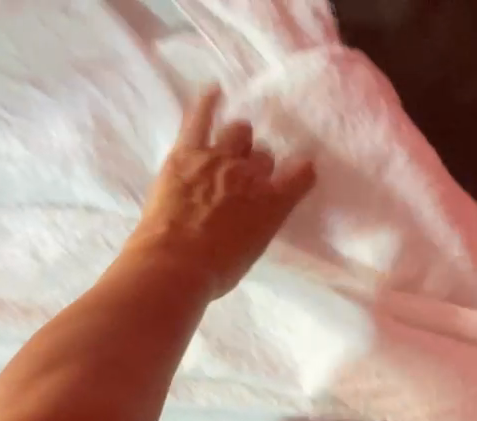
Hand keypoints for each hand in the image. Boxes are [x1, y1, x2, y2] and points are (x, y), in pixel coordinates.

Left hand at [124, 87, 316, 299]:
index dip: (300, 172)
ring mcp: (220, 158)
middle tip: (245, 178)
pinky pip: (200, 117)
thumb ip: (258, 227)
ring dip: (238, 138)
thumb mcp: (250, 253)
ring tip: (231, 145)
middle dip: (257, 165)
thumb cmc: (214, 272)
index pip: (300, 176)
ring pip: (238, 132)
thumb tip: (253, 218)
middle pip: (263, 156)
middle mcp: (252, 176)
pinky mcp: (188, 151)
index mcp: (273, 205)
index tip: (300, 172)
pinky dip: (207, 102)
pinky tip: (212, 92)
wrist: (176, 264)